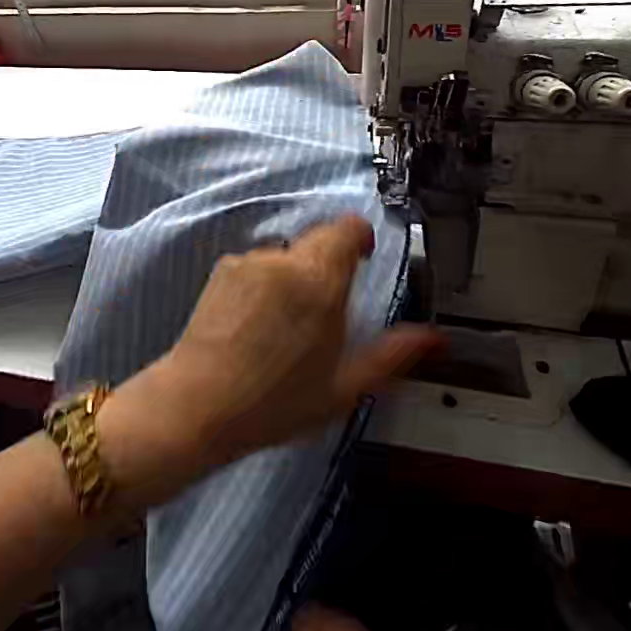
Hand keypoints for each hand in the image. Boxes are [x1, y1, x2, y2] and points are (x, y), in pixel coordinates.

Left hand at [98, 216, 439, 509]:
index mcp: (318, 281)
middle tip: (328, 311)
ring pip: (283, 256)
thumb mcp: (344, 387)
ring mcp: (244, 264)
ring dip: (293, 277)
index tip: (363, 260)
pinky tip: (258, 323)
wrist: (200, 402)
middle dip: (328, 267)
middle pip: (316, 242)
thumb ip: (392, 355)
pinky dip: (264, 284)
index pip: (346, 229)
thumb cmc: (275, 401)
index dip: (360, 239)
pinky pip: (254, 266)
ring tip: (288, 326)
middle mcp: (280, 261)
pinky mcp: (218, 273)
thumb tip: (431, 338)